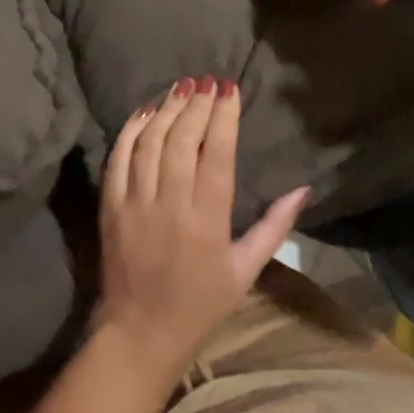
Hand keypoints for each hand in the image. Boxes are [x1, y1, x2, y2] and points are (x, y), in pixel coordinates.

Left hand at [98, 77, 309, 373]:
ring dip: (166, 110)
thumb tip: (302, 188)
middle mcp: (170, 205)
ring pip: (150, 143)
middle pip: (181, 141)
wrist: (141, 332)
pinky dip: (130, 130)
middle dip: (196, 105)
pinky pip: (118, 157)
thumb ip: (274, 227)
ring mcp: (136, 203)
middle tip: (207, 80)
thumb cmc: (201, 304)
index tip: (229, 88)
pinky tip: (145, 111)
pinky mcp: (111, 205)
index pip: (216, 154)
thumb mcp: (246, 271)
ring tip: (182, 87)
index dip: (222, 117)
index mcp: (207, 221)